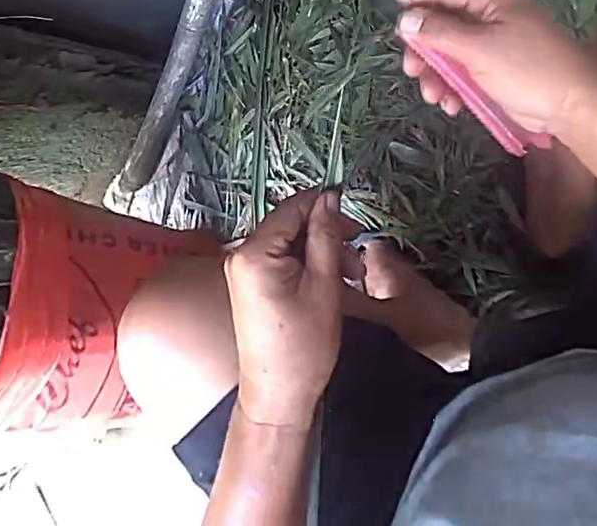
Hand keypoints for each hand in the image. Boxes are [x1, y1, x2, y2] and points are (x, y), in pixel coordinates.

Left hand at [224, 187, 356, 426]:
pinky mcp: (251, 284)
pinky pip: (282, 259)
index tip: (350, 211)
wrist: (279, 398)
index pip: (291, 209)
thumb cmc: (303, 346)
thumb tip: (329, 198)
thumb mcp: (324, 284)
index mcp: (254, 252)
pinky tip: (332, 279)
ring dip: (321, 250)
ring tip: (351, 272)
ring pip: (290, 242)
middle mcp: (241, 255)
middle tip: (355, 246)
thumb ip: (325, 235)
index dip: (322, 205)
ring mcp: (244, 270)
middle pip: (290, 225)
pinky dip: (307, 264)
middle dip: (325, 232)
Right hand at [395, 0, 596, 136]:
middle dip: (425, 48)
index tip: (394, 5)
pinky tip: (452, 105)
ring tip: (433, 96)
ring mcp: (498, 46)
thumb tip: (406, 18)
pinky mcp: (501, 72)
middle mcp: (494, 18)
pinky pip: (467, 73)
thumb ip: (439, 32)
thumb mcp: (479, 48)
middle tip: (410, 68)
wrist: (575, 107)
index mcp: (493, 1)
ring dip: (438, 74)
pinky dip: (455, 87)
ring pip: (453, 53)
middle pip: (446, 25)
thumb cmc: (528, 69)